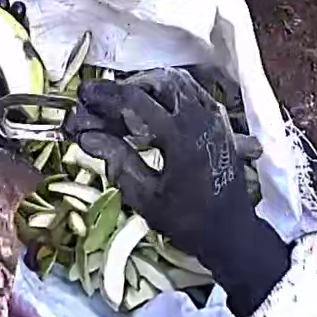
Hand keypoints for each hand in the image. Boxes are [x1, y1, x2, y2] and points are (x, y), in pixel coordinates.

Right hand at [68, 69, 289, 316]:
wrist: (233, 236)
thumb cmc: (188, 221)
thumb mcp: (145, 197)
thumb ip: (117, 160)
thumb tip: (87, 136)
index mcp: (179, 136)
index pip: (134, 100)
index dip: (104, 95)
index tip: (83, 95)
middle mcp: (199, 118)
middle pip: (155, 82)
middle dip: (124, 87)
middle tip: (102, 102)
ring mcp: (213, 117)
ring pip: (176, 81)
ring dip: (146, 85)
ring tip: (124, 102)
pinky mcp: (219, 121)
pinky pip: (191, 91)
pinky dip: (167, 91)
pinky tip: (153, 106)